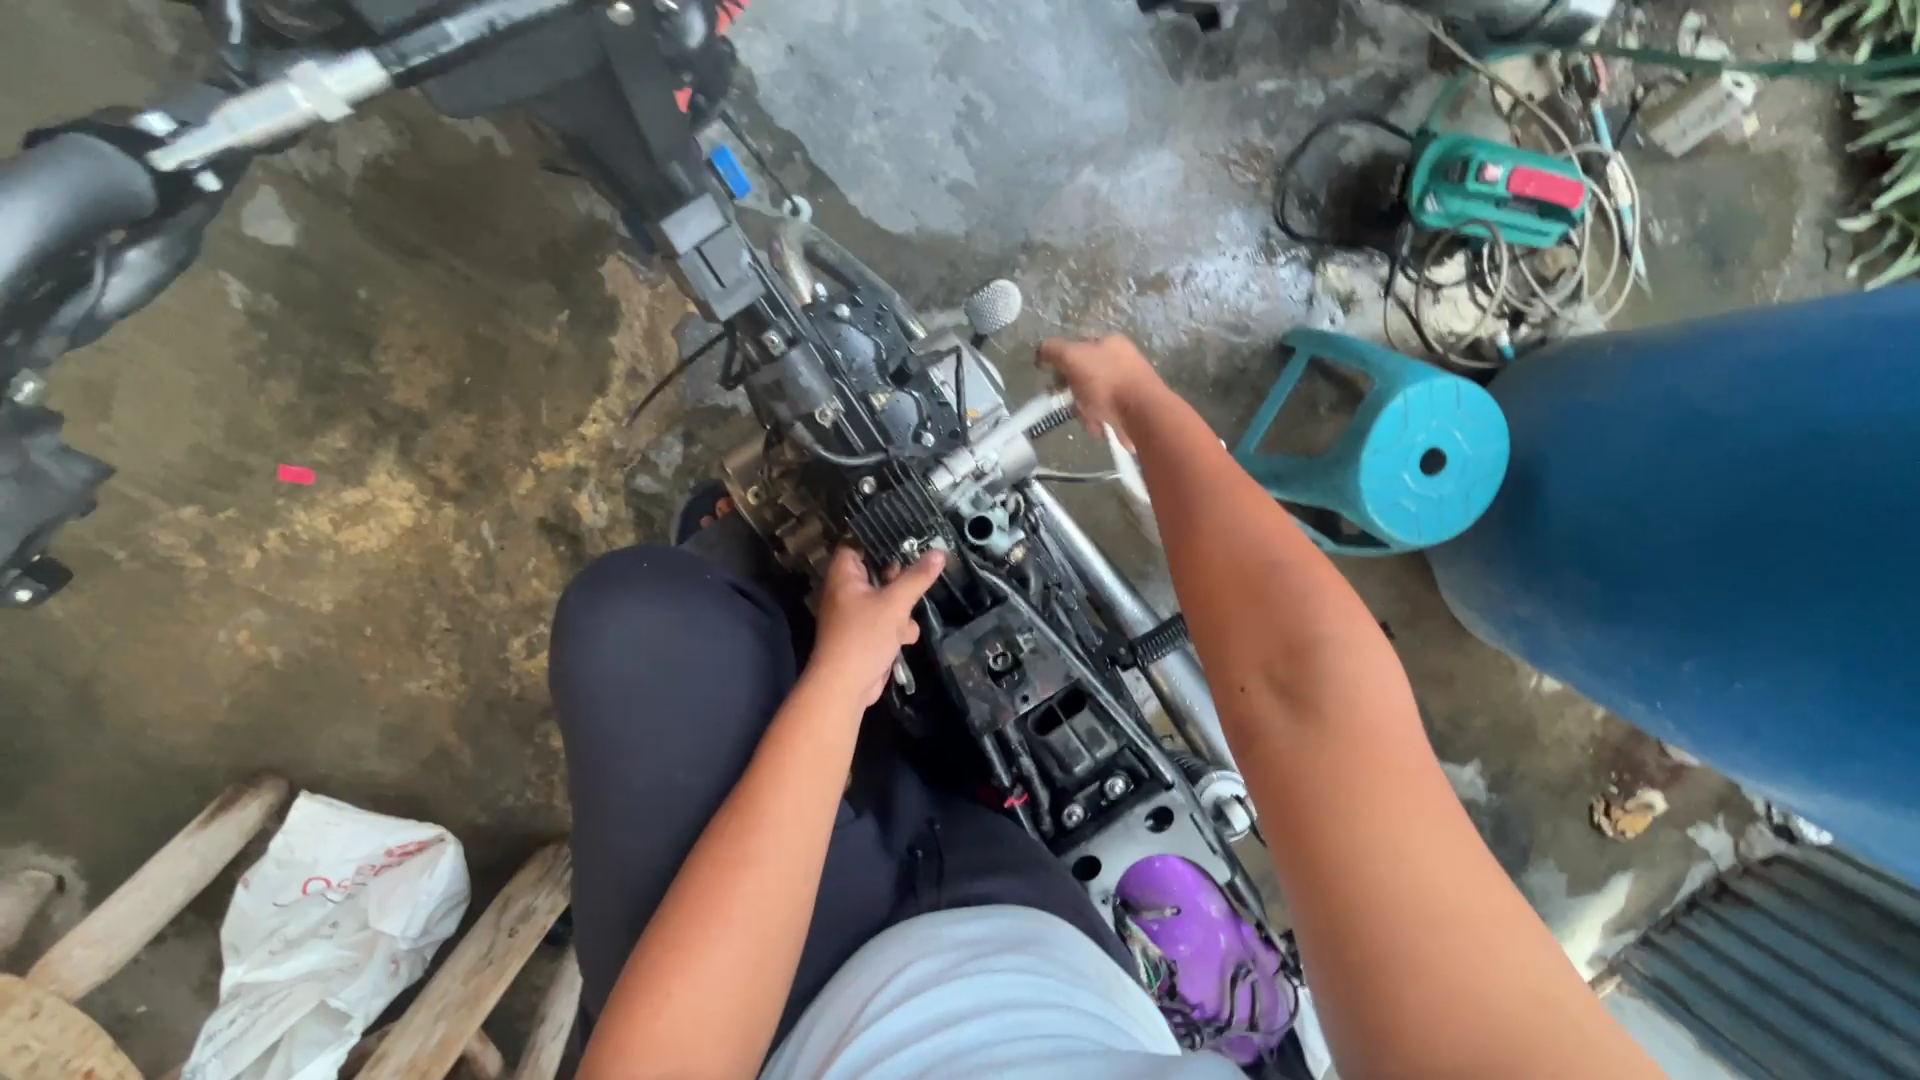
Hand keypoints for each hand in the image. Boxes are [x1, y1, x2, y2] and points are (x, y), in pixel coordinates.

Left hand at [805, 545, 946, 707]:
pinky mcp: (866, 634)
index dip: (878, 540)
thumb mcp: (895, 603)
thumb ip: (917, 577)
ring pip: (887, 598)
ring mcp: (856, 614)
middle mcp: (847, 591)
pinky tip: (904, 639)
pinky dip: (898, 629)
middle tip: (919, 573)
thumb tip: (939, 552)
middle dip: (900, 579)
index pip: (857, 544)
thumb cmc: (864, 636)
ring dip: (902, 608)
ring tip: (907, 615)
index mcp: (844, 575)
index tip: (905, 536)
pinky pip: (887, 621)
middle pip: (878, 572)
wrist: (846, 685)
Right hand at [1037, 335, 1168, 447]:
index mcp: (1109, 342)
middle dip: (1071, 391)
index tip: (1051, 375)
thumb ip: (1053, 350)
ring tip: (1088, 418)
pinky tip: (1099, 426)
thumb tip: (1040, 353)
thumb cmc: (1106, 382)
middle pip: (1082, 374)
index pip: (1076, 344)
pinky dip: (1097, 421)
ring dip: (1083, 410)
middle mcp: (1120, 360)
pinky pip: (1104, 413)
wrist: (1142, 413)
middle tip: (1069, 400)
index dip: (1060, 359)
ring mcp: (1127, 385)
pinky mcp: (1130, 408)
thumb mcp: (1072, 357)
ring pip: (1091, 397)